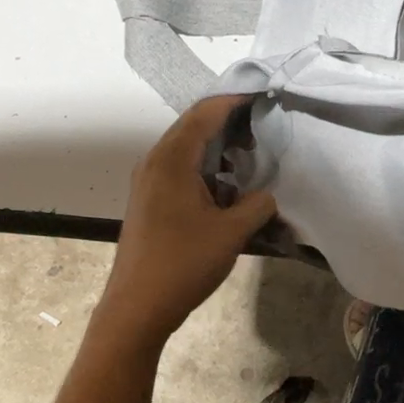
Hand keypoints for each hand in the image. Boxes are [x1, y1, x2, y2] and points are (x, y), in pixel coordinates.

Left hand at [100, 96, 276, 339]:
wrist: (138, 307)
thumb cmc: (184, 264)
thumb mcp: (232, 232)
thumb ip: (257, 205)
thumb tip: (266, 195)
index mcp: (171, 160)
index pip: (205, 113)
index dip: (234, 100)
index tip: (264, 95)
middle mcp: (155, 162)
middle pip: (194, 128)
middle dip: (230, 124)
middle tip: (264, 130)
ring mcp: (148, 183)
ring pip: (188, 151)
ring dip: (219, 151)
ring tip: (251, 161)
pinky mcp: (150, 203)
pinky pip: (181, 172)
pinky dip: (207, 171)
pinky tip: (229, 192)